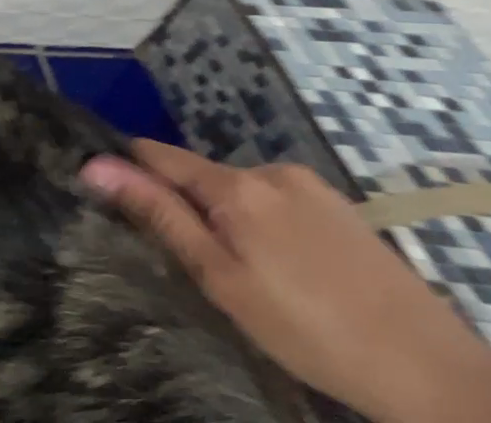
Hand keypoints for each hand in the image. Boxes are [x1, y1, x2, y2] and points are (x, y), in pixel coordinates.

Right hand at [82, 140, 490, 422]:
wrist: (435, 374)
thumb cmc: (308, 329)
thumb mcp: (219, 277)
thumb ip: (158, 215)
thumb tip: (94, 165)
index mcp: (235, 185)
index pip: (154, 154)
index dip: (125, 171)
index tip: (107, 201)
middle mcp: (272, 172)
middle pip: (198, 176)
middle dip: (184, 207)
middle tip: (192, 264)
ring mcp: (313, 189)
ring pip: (237, 192)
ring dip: (225, 219)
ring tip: (241, 274)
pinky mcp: (341, 210)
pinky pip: (275, 204)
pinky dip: (261, 227)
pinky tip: (281, 272)